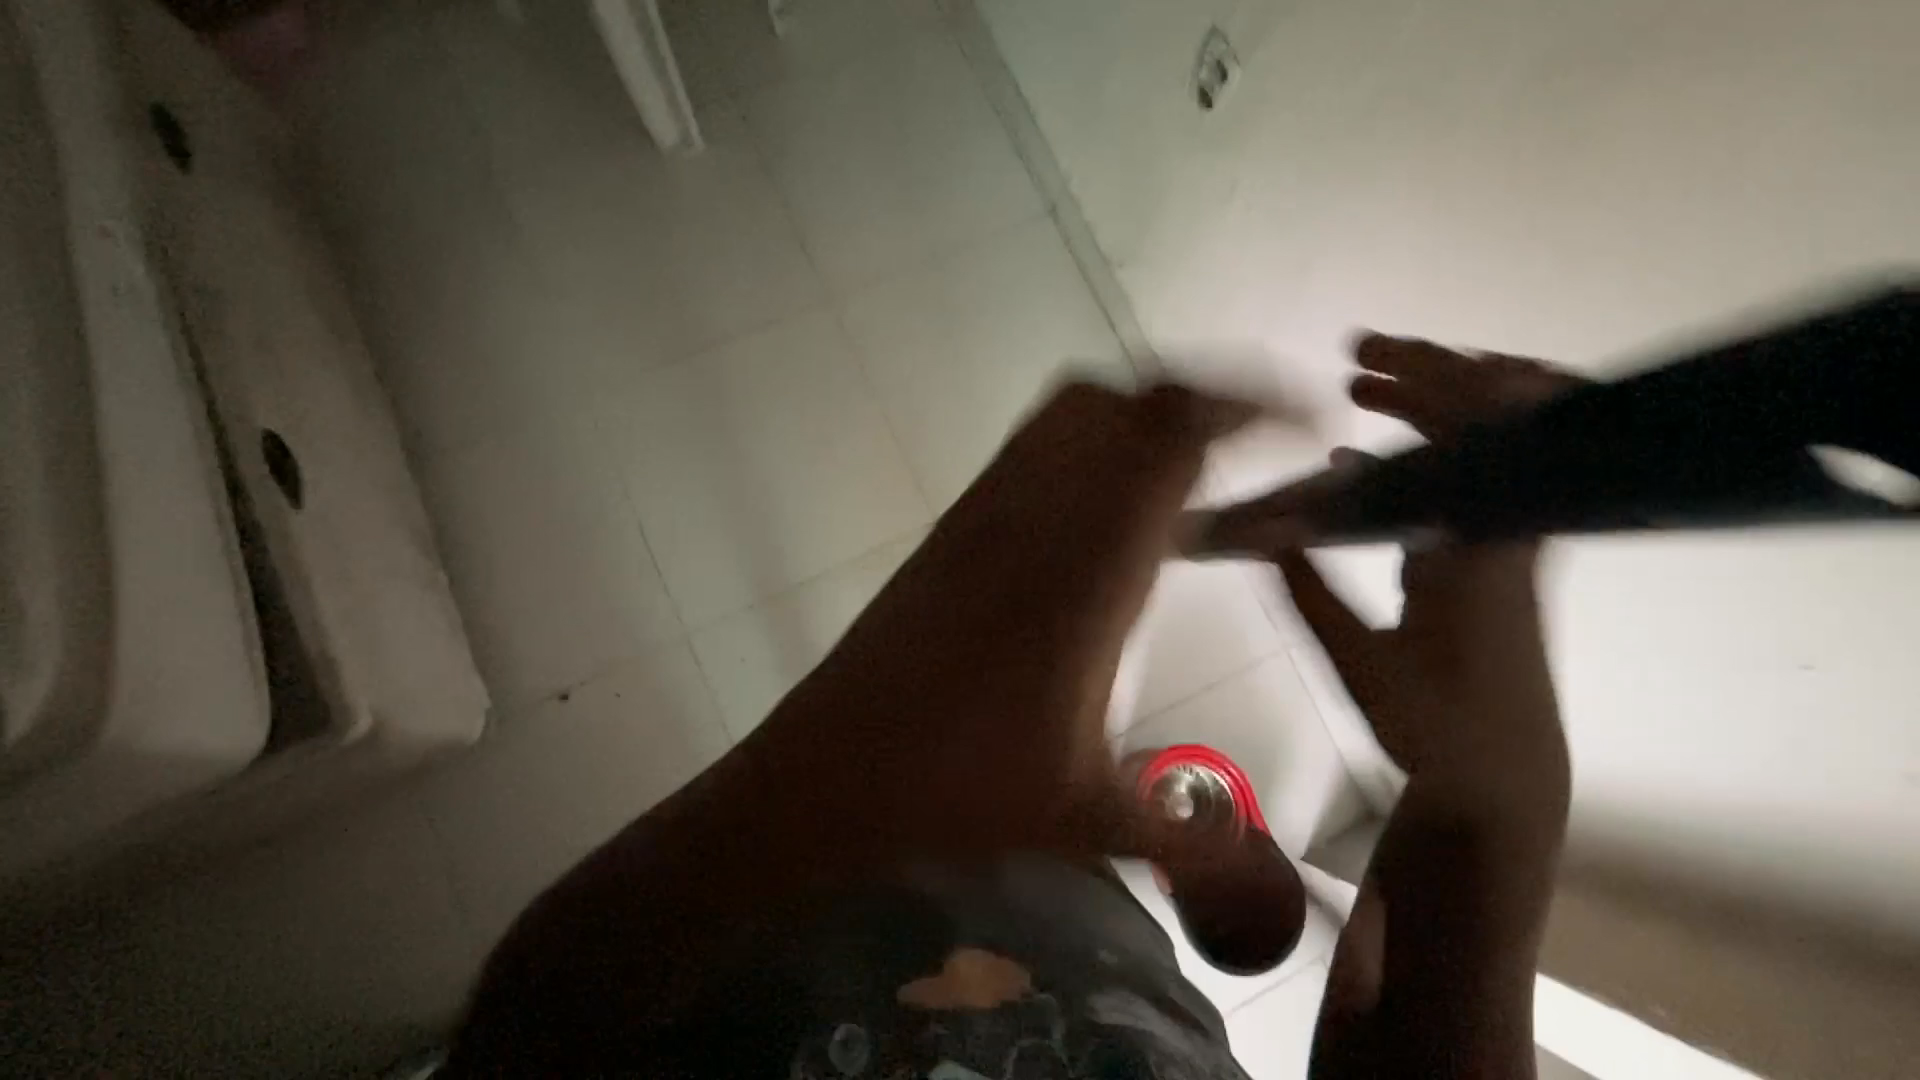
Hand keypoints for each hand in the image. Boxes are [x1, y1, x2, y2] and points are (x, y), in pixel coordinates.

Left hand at [751, 377, 1268, 867]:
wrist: (829, 773)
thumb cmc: (957, 791)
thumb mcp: (1086, 820)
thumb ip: (1190, 842)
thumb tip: (1270, 881)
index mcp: (1091, 575)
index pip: (1174, 441)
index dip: (1247, 408)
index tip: (1302, 423)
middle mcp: (1038, 521)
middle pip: (1127, 400)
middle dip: (1200, 401)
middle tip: (1247, 451)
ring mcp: (986, 516)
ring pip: (1071, 412)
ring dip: (1136, 417)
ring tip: (1182, 470)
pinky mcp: (950, 530)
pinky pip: (1026, 449)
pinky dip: (1081, 443)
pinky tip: (1099, 508)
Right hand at [1275, 335, 1575, 803]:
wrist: (1500, 778)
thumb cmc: (1433, 725)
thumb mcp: (1357, 662)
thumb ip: (1308, 594)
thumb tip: (1263, 533)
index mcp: (1482, 546)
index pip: (1481, 437)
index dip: (1437, 384)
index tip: (1369, 367)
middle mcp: (1504, 530)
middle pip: (1490, 423)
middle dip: (1428, 376)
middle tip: (1358, 361)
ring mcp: (1499, 543)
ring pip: (1480, 449)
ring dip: (1427, 410)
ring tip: (1362, 387)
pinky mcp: (1484, 561)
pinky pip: (1461, 485)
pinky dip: (1417, 457)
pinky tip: (1358, 463)